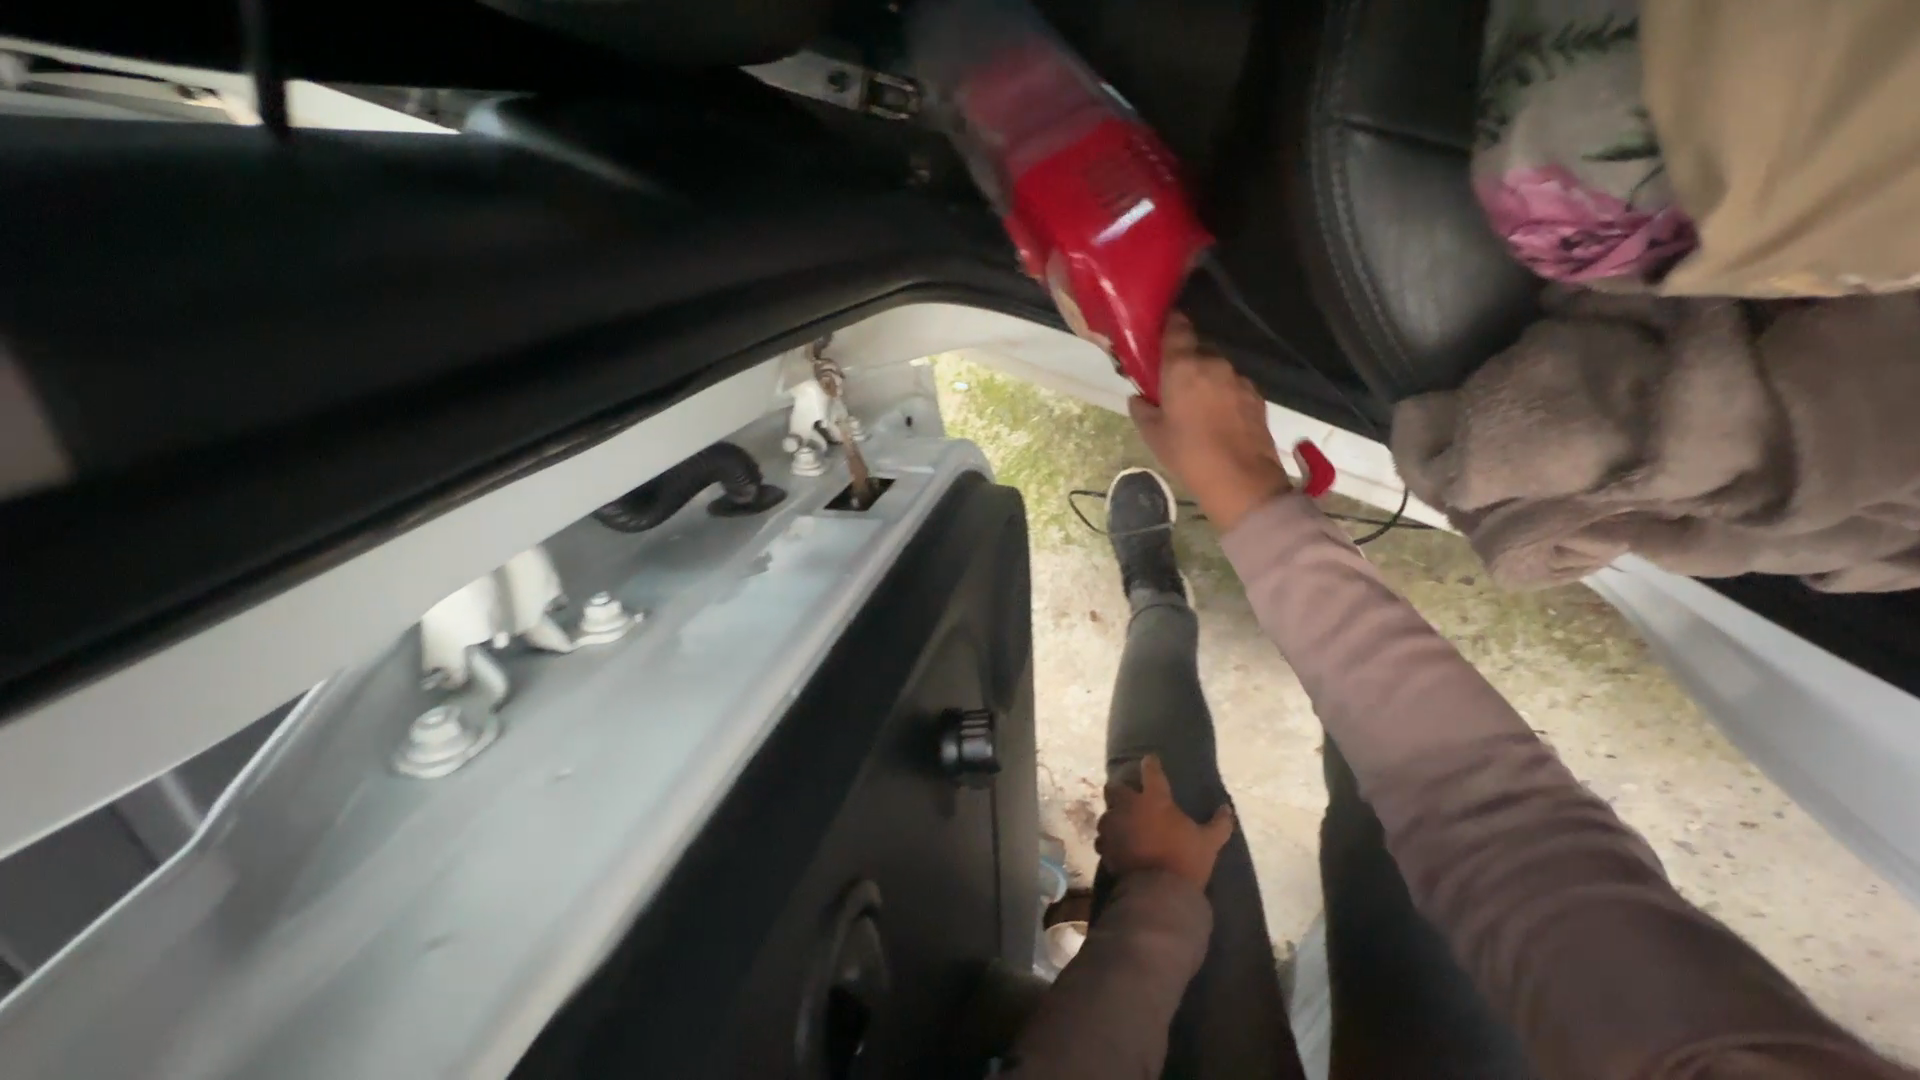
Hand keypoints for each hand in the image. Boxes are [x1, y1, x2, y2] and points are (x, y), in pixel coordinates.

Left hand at [1095, 754, 1235, 889]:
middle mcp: (1129, 807)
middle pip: (1114, 788)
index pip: (1151, 772)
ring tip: (1121, 826)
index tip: (1150, 759)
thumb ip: (1219, 824)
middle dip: (1119, 790)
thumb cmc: (1185, 861)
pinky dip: (1108, 841)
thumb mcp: (1209, 843)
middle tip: (1128, 797)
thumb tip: (1227, 809)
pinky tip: (1115, 847)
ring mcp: (1113, 827)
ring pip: (1105, 815)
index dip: (1150, 764)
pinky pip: (1102, 839)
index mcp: (1155, 800)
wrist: (1158, 892)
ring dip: (1112, 818)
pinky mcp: (1105, 847)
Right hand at [1131, 313, 1292, 531]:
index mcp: (1183, 366)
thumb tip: (1138, 398)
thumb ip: (1142, 410)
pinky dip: (1224, 394)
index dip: (1169, 325)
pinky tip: (1220, 418)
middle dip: (1186, 361)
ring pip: (1218, 369)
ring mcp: (1239, 379)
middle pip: (1198, 349)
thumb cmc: (1189, 454)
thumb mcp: (1154, 436)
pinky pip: (1234, 386)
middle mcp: (1214, 364)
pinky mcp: (1256, 396)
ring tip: (1198, 406)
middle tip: (1174, 383)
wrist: (1241, 479)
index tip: (1161, 331)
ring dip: (1207, 380)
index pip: (1177, 327)